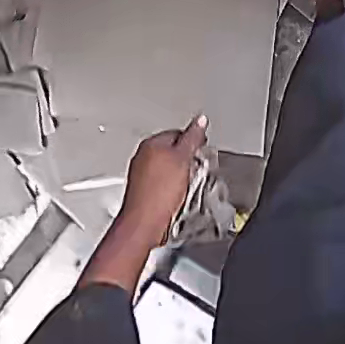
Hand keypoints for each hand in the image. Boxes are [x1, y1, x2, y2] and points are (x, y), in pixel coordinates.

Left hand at [117, 115, 207, 237]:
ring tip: (187, 184)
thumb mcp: (183, 160)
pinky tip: (177, 195)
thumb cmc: (159, 193)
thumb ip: (193, 138)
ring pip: (168, 167)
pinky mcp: (144, 189)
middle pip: (172, 149)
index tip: (202, 148)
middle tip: (196, 168)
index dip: (193, 140)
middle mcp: (143, 156)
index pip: (178, 133)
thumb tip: (200, 120)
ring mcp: (142, 173)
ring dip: (180, 173)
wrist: (144, 223)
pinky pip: (163, 182)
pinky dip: (172, 186)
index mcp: (151, 143)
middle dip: (186, 158)